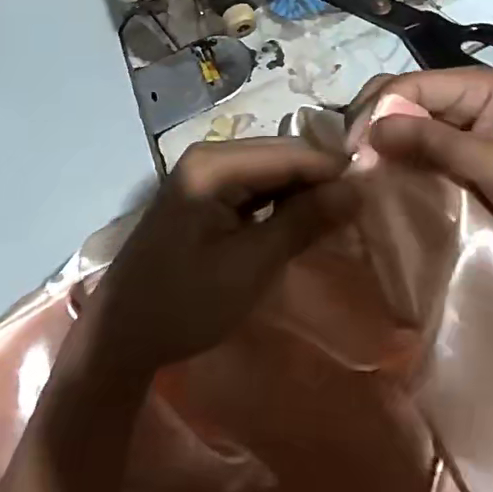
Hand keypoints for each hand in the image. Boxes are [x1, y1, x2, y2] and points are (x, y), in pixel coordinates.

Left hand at [86, 137, 358, 372]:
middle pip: (282, 156)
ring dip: (303, 192)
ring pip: (272, 171)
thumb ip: (303, 222)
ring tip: (340, 215)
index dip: (333, 169)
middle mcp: (210, 155)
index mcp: (215, 164)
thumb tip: (357, 188)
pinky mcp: (207, 193)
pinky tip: (302, 221)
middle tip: (359, 208)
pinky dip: (282, 202)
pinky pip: (256, 186)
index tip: (373, 191)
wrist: (119, 338)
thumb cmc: (183, 303)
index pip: (290, 153)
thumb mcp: (250, 266)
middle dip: (320, 180)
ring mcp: (206, 173)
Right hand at [357, 69, 492, 260]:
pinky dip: (394, 178)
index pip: (411, 85)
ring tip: (356, 182)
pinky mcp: (455, 180)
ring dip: (380, 156)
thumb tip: (370, 128)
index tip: (354, 150)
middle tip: (353, 167)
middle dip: (375, 128)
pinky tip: (374, 193)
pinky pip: (415, 170)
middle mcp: (461, 110)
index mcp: (476, 88)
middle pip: (402, 106)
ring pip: (404, 139)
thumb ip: (432, 142)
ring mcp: (457, 146)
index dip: (379, 110)